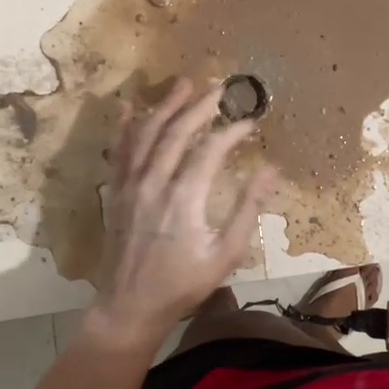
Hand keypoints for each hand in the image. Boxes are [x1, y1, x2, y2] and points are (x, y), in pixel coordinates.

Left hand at [88, 79, 276, 346]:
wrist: (130, 305)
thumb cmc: (183, 283)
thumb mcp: (225, 254)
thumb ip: (248, 210)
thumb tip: (271, 171)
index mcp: (184, 198)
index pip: (210, 150)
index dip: (231, 132)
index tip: (250, 122)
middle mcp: (154, 183)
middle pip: (176, 133)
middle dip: (198, 106)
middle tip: (218, 87)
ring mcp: (131, 185)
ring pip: (146, 134)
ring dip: (164, 106)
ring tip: (182, 84)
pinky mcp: (117, 192)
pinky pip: (120, 151)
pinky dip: (125, 126)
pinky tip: (128, 106)